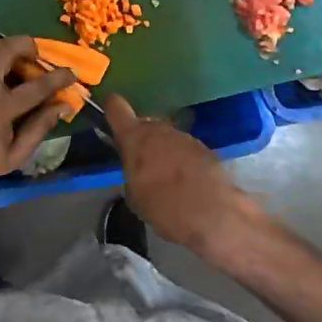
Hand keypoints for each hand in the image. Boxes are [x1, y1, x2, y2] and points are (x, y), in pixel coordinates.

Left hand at [0, 37, 76, 201]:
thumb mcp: (16, 155)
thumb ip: (40, 127)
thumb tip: (63, 106)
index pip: (36, 86)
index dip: (58, 77)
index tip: (70, 73)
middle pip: (5, 49)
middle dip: (26, 45)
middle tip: (36, 55)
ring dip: (2, 44)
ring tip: (13, 56)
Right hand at [104, 94, 254, 251]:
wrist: (211, 213)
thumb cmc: (162, 206)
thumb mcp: (134, 195)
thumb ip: (132, 174)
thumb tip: (137, 172)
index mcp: (135, 137)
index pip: (117, 109)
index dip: (112, 108)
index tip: (110, 110)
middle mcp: (160, 129)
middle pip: (146, 125)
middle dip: (143, 139)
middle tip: (141, 162)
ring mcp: (185, 137)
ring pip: (168, 137)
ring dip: (165, 150)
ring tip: (166, 177)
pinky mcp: (206, 149)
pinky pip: (187, 150)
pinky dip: (184, 161)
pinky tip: (187, 182)